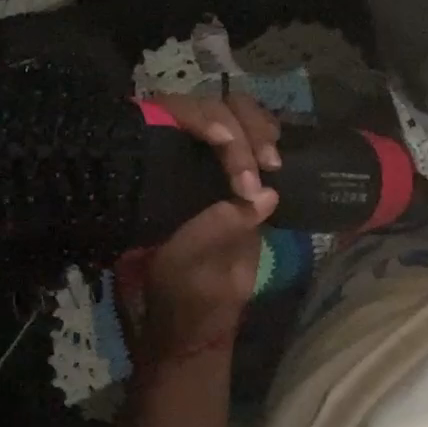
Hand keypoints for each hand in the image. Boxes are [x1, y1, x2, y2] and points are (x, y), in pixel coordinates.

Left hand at [140, 93, 281, 357]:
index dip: (201, 117)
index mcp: (150, 171)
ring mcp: (210, 159)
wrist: (203, 320)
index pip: (170, 115)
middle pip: (209, 106)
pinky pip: (256, 133)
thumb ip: (218, 231)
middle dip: (240, 129)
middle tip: (263, 165)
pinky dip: (269, 136)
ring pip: (235, 112)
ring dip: (258, 129)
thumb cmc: (183, 296)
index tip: (225, 140)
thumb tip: (263, 195)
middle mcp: (177, 155)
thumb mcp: (190, 269)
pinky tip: (277, 159)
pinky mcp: (241, 168)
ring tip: (273, 162)